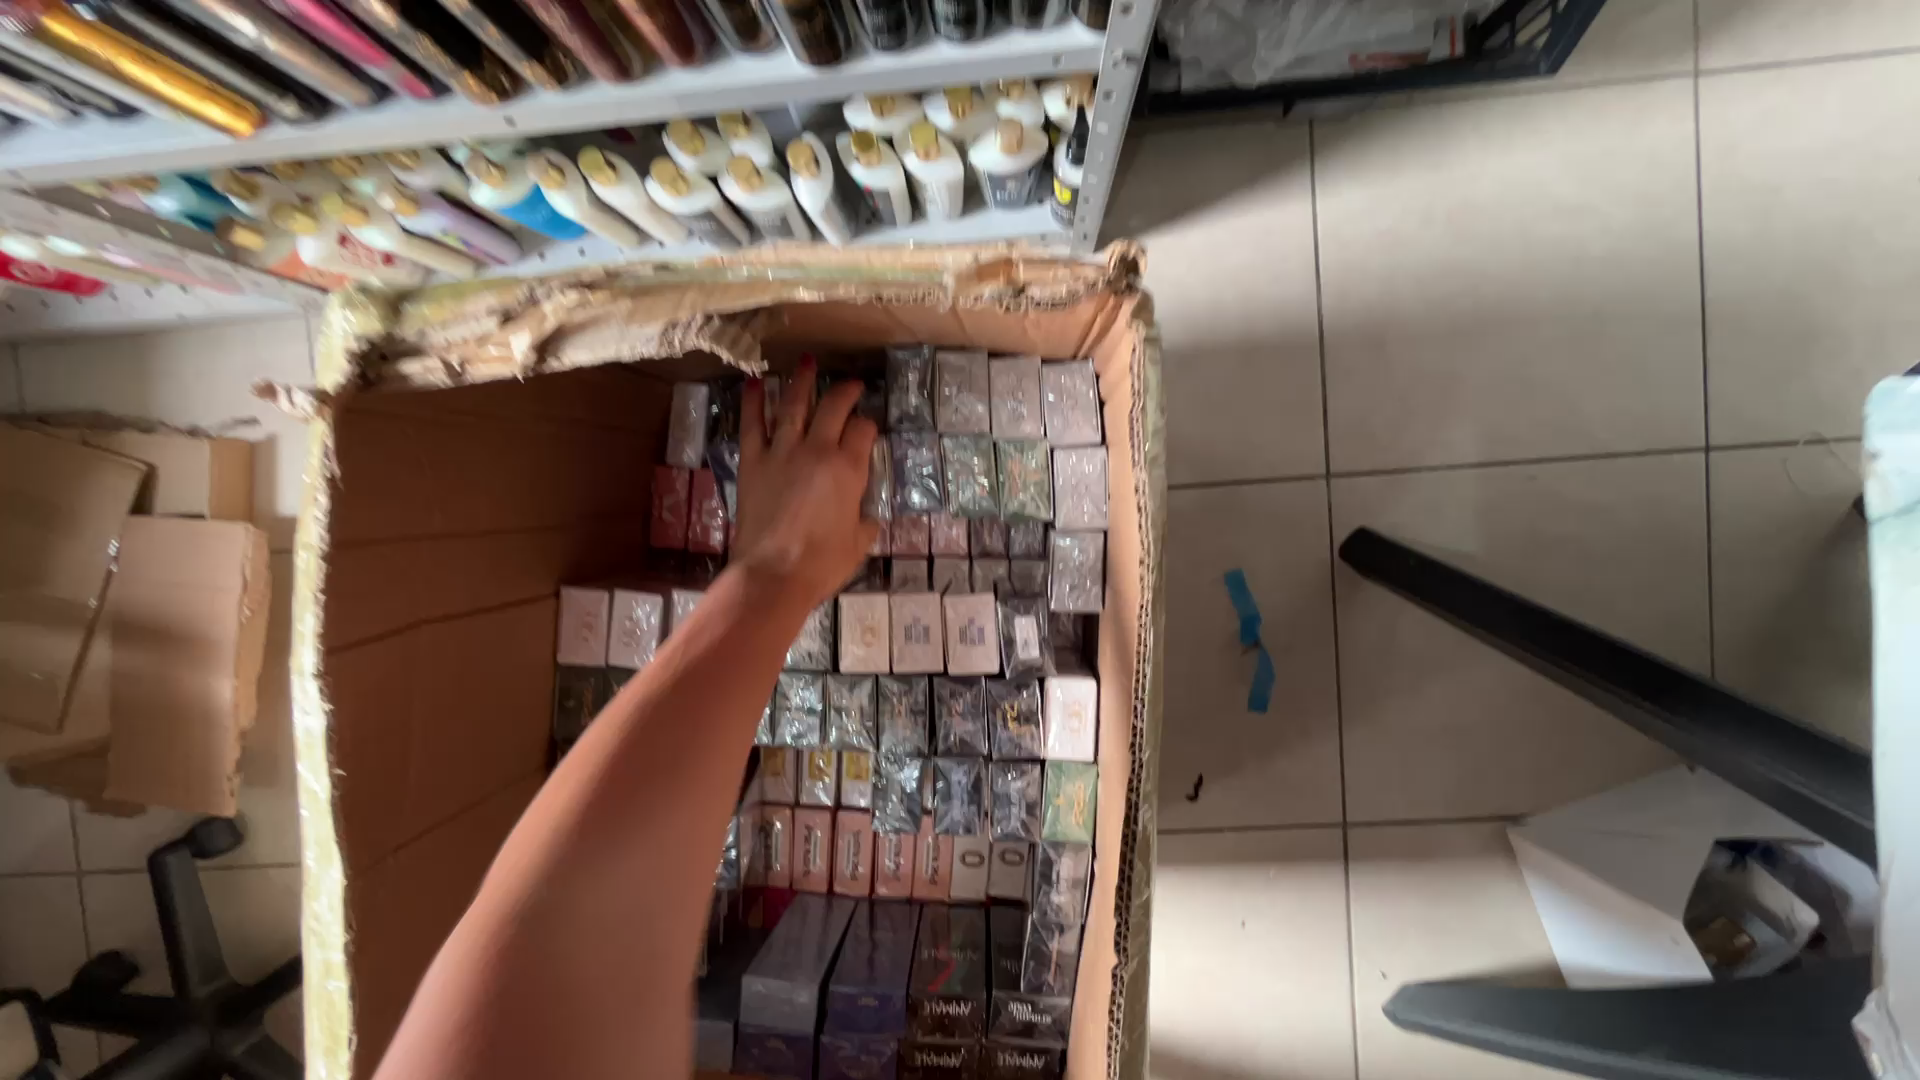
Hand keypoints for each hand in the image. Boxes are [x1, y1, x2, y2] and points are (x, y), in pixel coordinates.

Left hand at [735, 363, 881, 612]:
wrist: (773, 575)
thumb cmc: (822, 564)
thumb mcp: (859, 542)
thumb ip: (864, 520)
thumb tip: (863, 515)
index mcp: (849, 469)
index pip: (864, 430)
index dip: (869, 425)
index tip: (868, 427)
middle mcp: (817, 450)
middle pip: (834, 407)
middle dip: (846, 391)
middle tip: (852, 384)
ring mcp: (782, 452)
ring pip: (794, 405)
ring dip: (802, 382)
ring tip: (807, 362)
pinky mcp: (753, 462)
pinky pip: (753, 425)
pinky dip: (755, 402)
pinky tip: (757, 383)